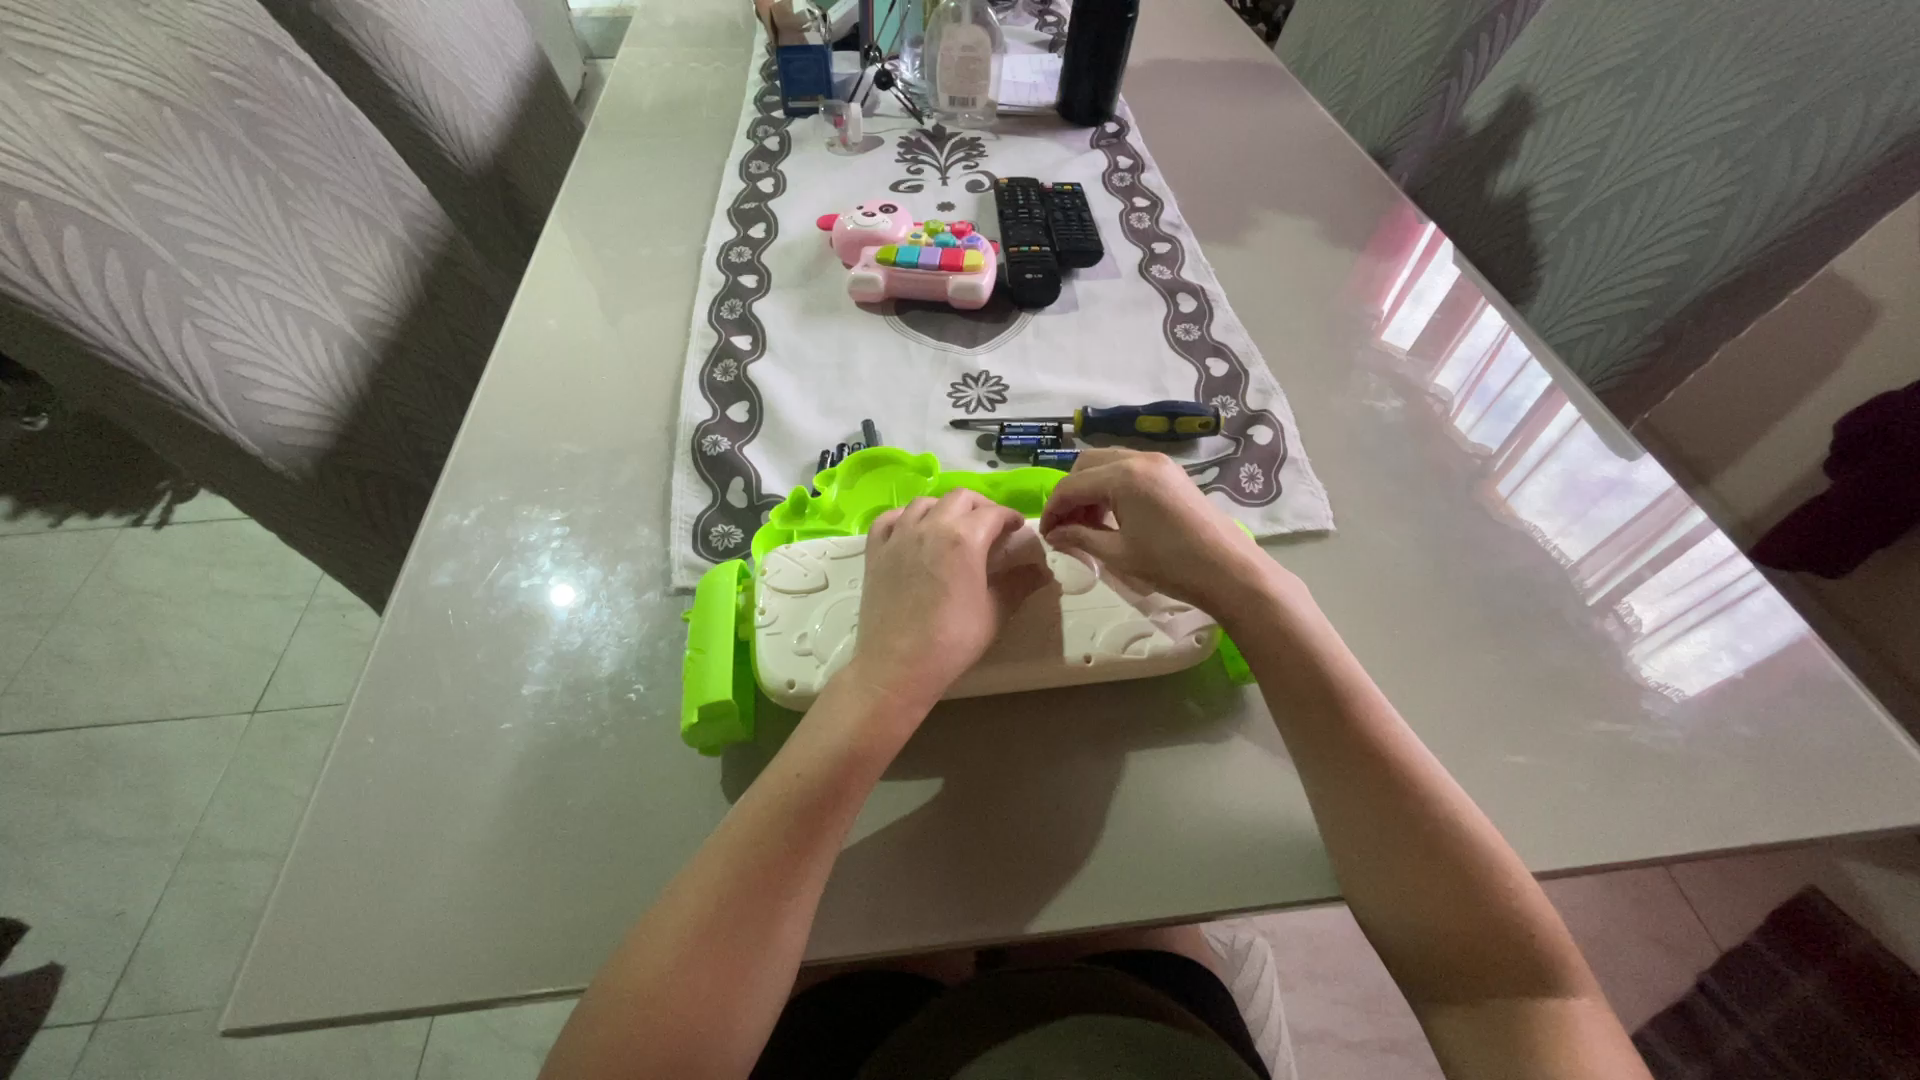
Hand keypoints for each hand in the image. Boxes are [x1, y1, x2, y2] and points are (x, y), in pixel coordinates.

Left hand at [844, 490, 1047, 714]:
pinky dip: (907, 517)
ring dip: (945, 508)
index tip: (1017, 529)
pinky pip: (891, 518)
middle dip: (981, 506)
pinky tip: (914, 531)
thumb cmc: (952, 640)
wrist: (898, 664)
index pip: (994, 513)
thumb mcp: (995, 612)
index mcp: (964, 538)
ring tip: (954, 526)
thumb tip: (1043, 572)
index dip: (1010, 517)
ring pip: (924, 502)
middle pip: (960, 498)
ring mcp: (898, 535)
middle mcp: (930, 526)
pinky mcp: (876, 550)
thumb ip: (1019, 584)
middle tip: (991, 527)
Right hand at [1039, 448, 1288, 618]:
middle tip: (1066, 526)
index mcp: (1123, 476)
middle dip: (1070, 493)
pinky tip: (1113, 516)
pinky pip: (1129, 469)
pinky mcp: (1171, 473)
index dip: (1052, 510)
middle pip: (1086, 464)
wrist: (1228, 570)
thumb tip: (1053, 535)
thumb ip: (1080, 538)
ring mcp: (1159, 463)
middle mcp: (1139, 459)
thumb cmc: (1171, 564)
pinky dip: (1112, 486)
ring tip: (1088, 524)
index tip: (1046, 535)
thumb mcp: (1117, 554)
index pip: (1071, 486)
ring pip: (1108, 464)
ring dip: (1090, 488)